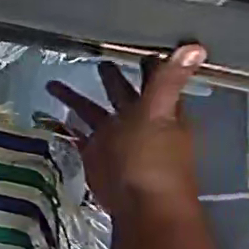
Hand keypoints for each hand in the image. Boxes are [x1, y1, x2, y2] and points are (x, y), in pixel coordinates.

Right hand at [46, 45, 205, 217]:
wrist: (140, 203)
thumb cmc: (152, 157)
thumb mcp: (157, 113)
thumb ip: (168, 81)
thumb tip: (195, 45)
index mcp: (158, 110)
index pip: (155, 81)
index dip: (148, 64)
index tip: (139, 45)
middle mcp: (137, 122)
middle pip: (122, 95)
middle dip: (111, 78)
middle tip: (100, 58)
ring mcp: (114, 139)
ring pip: (93, 113)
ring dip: (76, 99)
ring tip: (53, 83)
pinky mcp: (95, 154)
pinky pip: (80, 135)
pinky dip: (68, 126)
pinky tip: (53, 116)